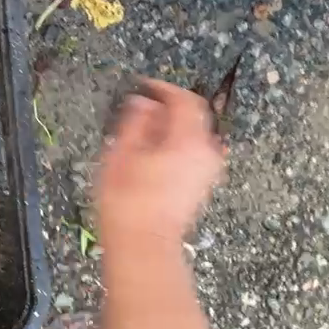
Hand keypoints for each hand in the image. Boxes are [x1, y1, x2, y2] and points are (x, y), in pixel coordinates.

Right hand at [96, 78, 225, 253]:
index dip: (164, 88)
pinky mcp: (202, 182)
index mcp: (189, 140)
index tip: (143, 85)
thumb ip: (134, 124)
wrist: (143, 242)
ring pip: (194, 135)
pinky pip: (194, 151)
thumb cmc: (126, 200)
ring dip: (171, 127)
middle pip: (194, 117)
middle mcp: (207, 151)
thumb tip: (142, 103)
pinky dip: (176, 143)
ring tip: (142, 132)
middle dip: (169, 108)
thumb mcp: (120, 156)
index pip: (185, 100)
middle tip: (141, 109)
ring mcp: (208, 168)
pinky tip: (153, 153)